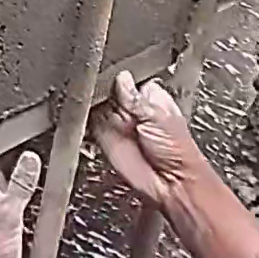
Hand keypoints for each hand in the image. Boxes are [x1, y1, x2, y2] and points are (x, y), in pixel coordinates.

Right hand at [92, 70, 208, 209]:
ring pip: (93, 102)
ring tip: (89, 102)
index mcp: (149, 96)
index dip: (116, 73)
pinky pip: (85, 122)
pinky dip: (80, 119)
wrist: (171, 186)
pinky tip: (82, 116)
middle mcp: (130, 107)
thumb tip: (121, 77)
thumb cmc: (178, 153)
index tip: (108, 71)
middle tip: (97, 89)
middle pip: (106, 86)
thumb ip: (136, 99)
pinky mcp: (101, 136)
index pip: (126, 76)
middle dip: (100, 86)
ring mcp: (115, 121)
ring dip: (89, 101)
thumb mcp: (158, 117)